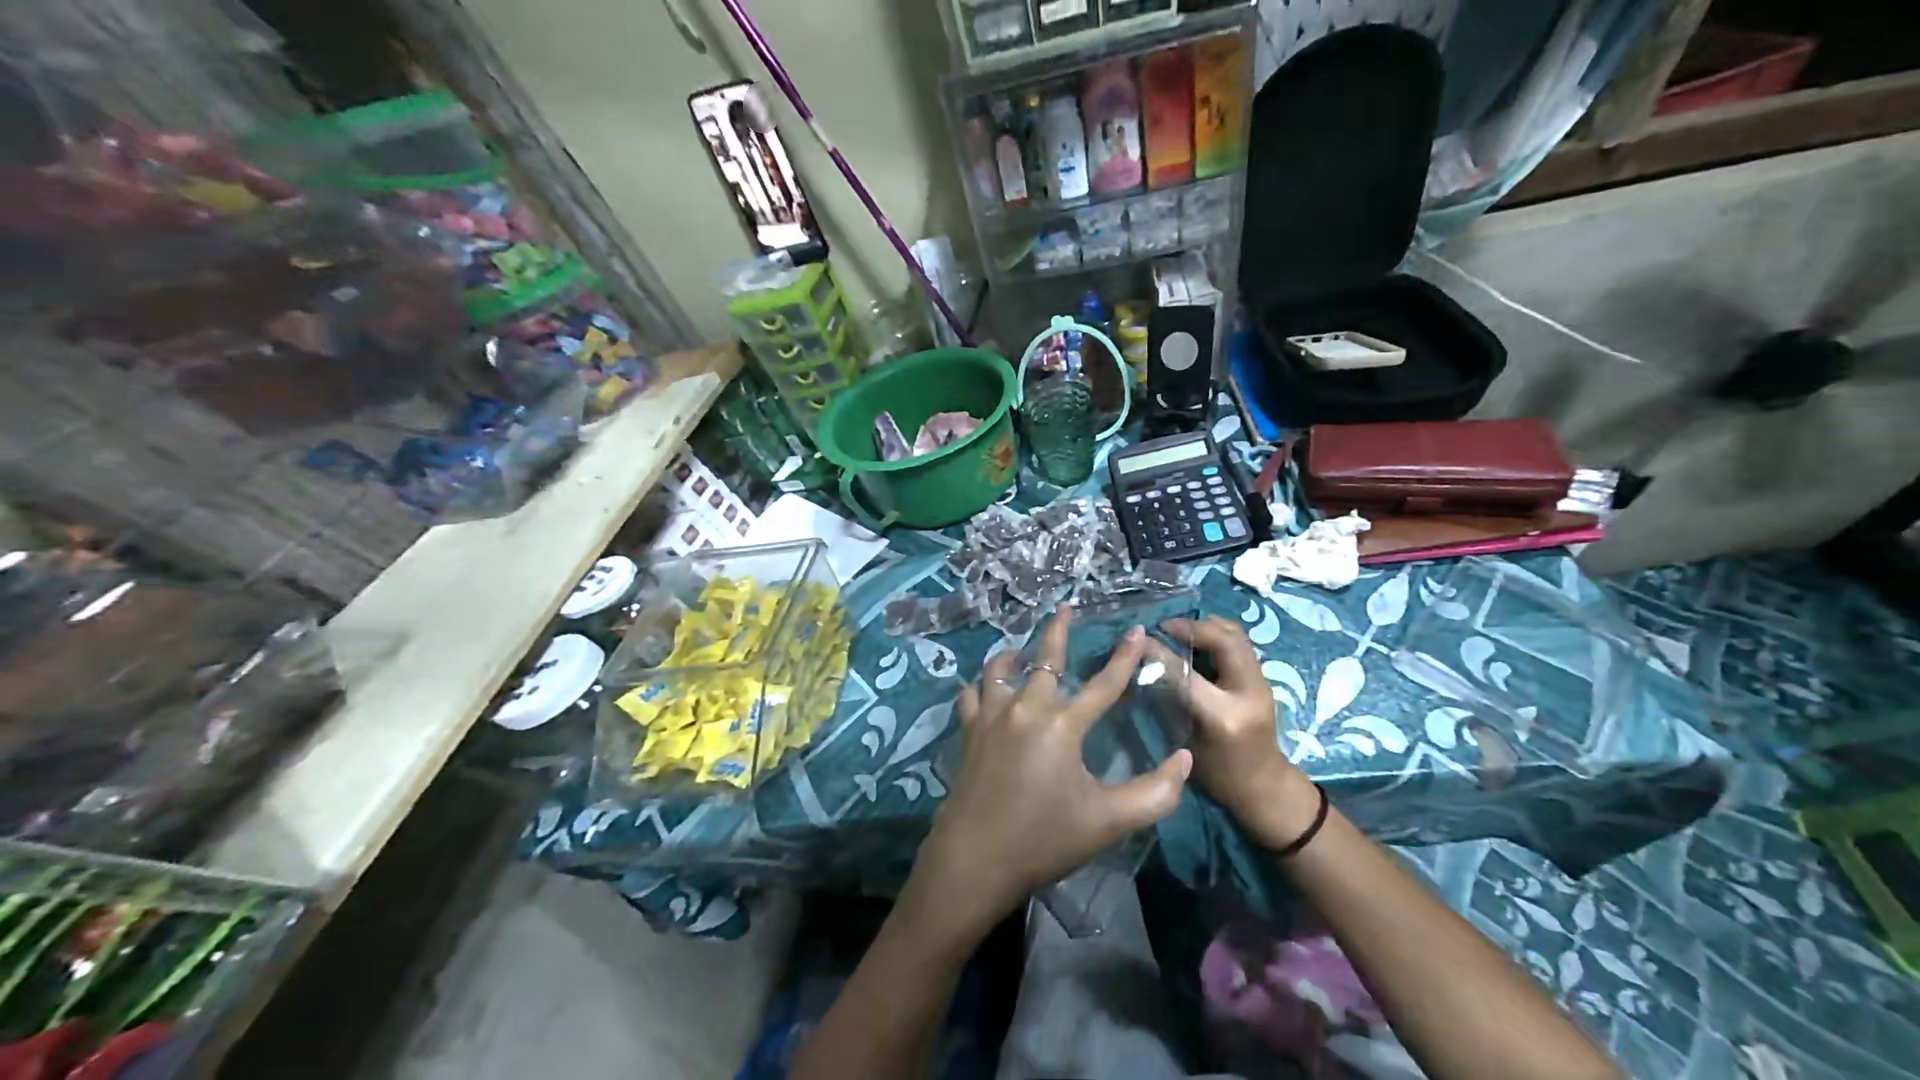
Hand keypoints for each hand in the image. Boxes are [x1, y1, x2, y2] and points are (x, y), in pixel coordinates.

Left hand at [912, 605, 1192, 940]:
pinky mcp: (968, 733)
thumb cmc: (1046, 841)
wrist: (976, 861)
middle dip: (1058, 630)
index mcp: (1062, 726)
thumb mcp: (1109, 821)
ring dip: (1013, 654)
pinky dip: (980, 685)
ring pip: (999, 669)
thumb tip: (1184, 758)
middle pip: (1044, 659)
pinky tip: (984, 687)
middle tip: (1065, 608)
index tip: (1136, 630)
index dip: (1124, 657)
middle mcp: (1025, 709)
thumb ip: (1155, 792)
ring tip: (1021, 648)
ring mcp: (991, 718)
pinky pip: (971, 695)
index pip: (1104, 684)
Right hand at [1152, 616, 1320, 850]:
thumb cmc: (1216, 773)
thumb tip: (1143, 664)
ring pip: (1236, 635)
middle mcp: (1248, 693)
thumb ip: (1169, 700)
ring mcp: (1262, 683)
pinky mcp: (1263, 679)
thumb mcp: (1184, 738)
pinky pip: (1240, 643)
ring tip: (1179, 630)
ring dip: (1206, 625)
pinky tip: (1197, 640)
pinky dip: (1217, 634)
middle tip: (1163, 627)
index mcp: (1224, 716)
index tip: (1138, 640)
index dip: (1159, 651)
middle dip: (1191, 626)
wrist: (1263, 786)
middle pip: (1224, 639)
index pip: (1187, 672)